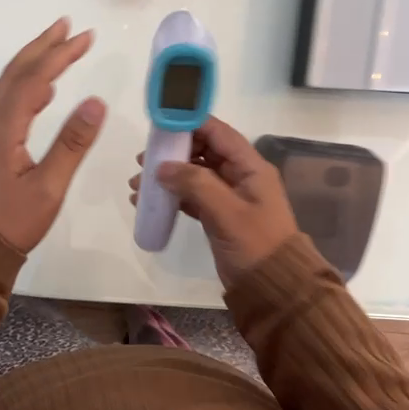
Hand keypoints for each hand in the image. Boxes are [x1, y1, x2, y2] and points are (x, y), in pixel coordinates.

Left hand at [0, 18, 106, 252]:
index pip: (33, 79)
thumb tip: (95, 101)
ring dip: (33, 64)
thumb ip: (72, 144)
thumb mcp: (49, 187)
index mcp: (2, 130)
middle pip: (15, 74)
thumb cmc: (14, 222)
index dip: (59, 55)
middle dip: (43, 48)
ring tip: (59, 48)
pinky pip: (7, 104)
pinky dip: (26, 87)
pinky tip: (43, 92)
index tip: (85, 36)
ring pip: (8, 87)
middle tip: (69, 27)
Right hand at [127, 114, 304, 286]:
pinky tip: (149, 202)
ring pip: (194, 175)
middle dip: (172, 153)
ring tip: (138, 186)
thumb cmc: (254, 243)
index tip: (160, 126)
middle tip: (142, 160)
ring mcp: (228, 196)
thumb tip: (162, 167)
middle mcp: (240, 176)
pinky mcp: (218, 215)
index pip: (218, 133)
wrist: (270, 285)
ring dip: (167, 177)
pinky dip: (171, 196)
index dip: (191, 124)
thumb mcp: (226, 211)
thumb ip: (195, 184)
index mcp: (250, 167)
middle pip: (203, 152)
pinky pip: (192, 197)